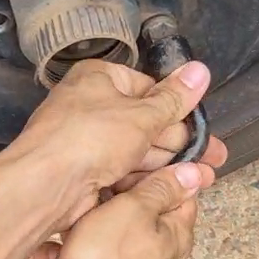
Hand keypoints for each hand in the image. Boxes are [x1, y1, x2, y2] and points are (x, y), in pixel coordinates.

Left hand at [0, 59, 227, 229]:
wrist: (46, 186)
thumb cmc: (88, 139)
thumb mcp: (142, 115)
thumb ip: (174, 99)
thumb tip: (200, 70)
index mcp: (98, 78)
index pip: (147, 88)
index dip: (177, 108)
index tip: (202, 127)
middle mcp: (89, 106)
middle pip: (144, 122)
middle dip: (181, 142)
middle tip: (212, 157)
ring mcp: (86, 142)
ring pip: (136, 150)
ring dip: (171, 163)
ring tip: (204, 177)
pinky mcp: (85, 172)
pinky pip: (122, 171)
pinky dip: (148, 178)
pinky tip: (175, 187)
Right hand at [28, 160, 214, 258]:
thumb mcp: (134, 210)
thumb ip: (161, 188)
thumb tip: (191, 173)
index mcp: (174, 234)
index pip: (176, 192)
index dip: (150, 175)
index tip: (126, 169)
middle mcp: (153, 254)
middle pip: (132, 210)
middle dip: (105, 201)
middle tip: (90, 199)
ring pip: (99, 233)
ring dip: (77, 228)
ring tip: (67, 230)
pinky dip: (63, 257)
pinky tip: (53, 258)